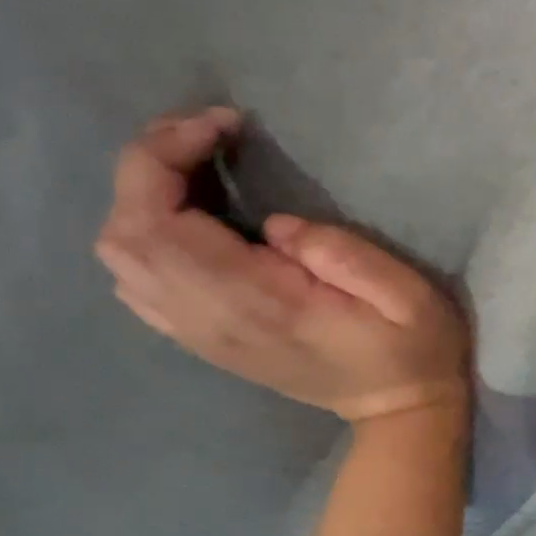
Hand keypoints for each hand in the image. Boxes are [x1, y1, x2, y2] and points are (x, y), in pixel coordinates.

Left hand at [95, 108, 468, 422]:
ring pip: (120, 256)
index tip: (224, 124)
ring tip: (198, 170)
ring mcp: (199, 333)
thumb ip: (344, 253)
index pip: (161, 218)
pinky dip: (145, 236)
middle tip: (207, 137)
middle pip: (125, 232)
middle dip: (148, 166)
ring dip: (143, 200)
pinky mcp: (201, 338)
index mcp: (257, 300)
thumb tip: (275, 225)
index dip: (169, 155)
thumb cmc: (415, 351)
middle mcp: (209, 317)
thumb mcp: (409, 296)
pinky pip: (135, 280)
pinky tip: (192, 221)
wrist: (399, 412)